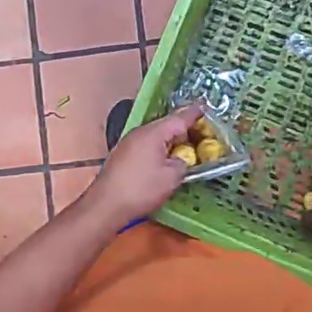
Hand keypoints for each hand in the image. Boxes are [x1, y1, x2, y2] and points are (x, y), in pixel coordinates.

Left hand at [81, 105, 206, 223]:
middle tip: (200, 133)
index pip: (178, 118)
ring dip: (170, 140)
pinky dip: (158, 149)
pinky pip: (146, 145)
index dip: (194, 114)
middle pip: (165, 125)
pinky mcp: (122, 155)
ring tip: (185, 148)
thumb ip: (182, 164)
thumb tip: (180, 160)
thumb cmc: (141, 189)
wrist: (106, 204)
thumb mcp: (171, 178)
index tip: (205, 107)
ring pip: (155, 136)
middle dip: (182, 129)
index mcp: (153, 133)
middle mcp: (140, 133)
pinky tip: (164, 160)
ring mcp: (128, 143)